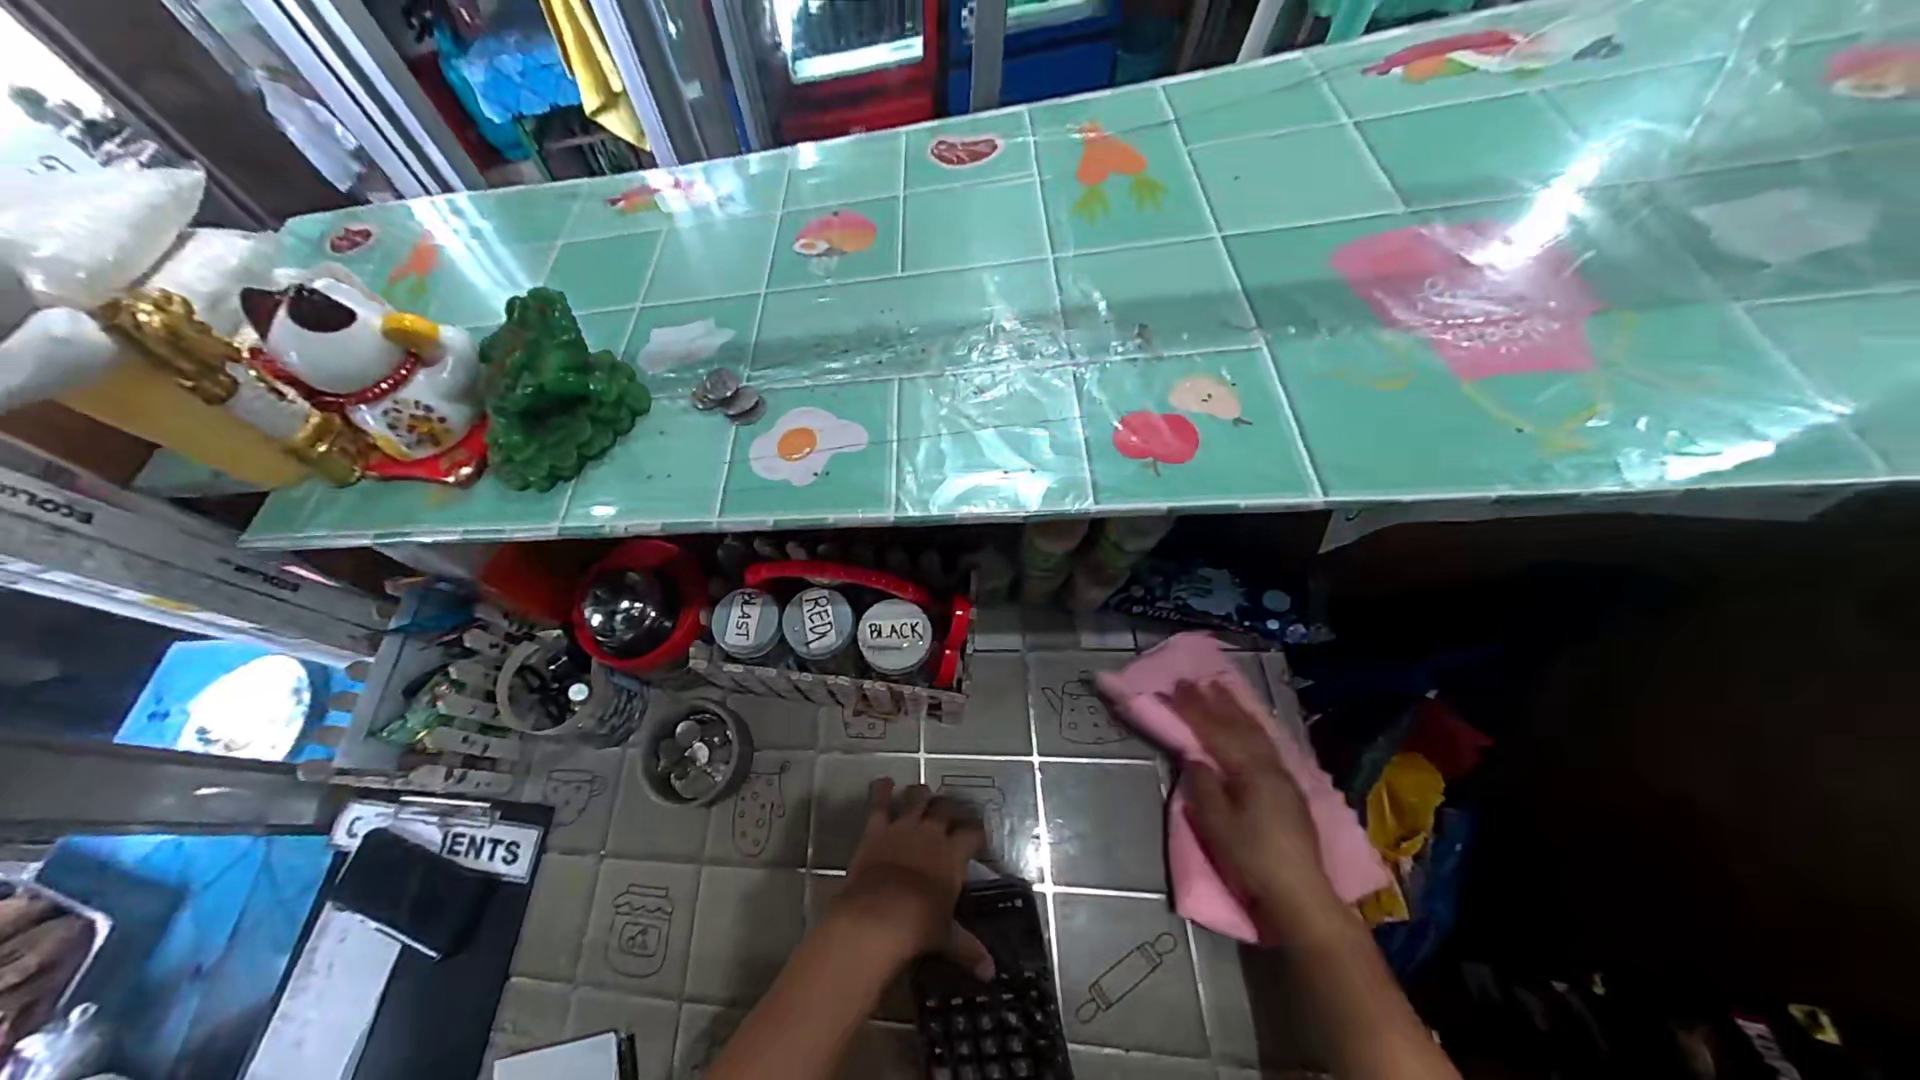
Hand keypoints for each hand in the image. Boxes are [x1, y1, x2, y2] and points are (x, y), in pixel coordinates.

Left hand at [829, 779, 994, 979]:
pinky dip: (882, 790)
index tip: (978, 835)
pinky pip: (880, 803)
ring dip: (921, 794)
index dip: (977, 832)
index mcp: (953, 855)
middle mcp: (932, 833)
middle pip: (946, 809)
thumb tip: (992, 973)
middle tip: (951, 810)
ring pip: (917, 798)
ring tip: (923, 792)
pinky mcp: (876, 829)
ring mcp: (903, 827)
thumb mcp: (947, 937)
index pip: (972, 834)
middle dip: (950, 808)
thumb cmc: (918, 926)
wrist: (878, 915)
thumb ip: (969, 949)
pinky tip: (884, 782)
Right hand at [1161, 679, 1351, 947]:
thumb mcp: (1216, 824)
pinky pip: (1266, 744)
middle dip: (1214, 701)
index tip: (1173, 688)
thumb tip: (1196, 758)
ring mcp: (1284, 777)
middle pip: (1238, 725)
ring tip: (1220, 689)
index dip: (1192, 709)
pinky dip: (1252, 726)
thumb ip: (1203, 786)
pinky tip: (1249, 724)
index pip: (1215, 731)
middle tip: (1193, 680)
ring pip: (1257, 732)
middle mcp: (1270, 766)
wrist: (1300, 895)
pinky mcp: (1290, 791)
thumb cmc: (1252, 860)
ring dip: (1235, 708)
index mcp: (1250, 770)